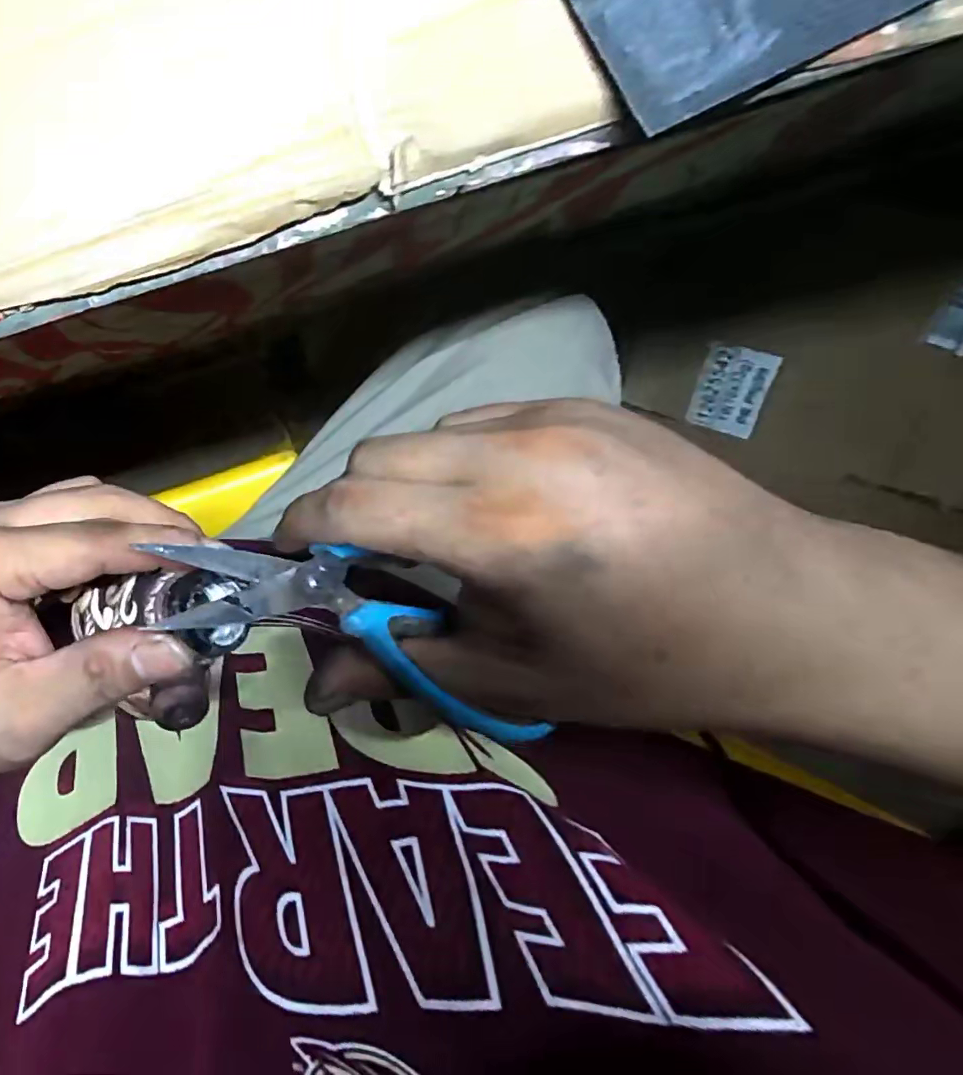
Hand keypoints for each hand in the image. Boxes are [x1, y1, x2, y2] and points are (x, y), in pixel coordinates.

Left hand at [0, 478, 204, 771]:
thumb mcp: (29, 713)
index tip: (214, 564)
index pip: (89, 540)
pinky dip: (113, 530)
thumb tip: (179, 648)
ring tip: (183, 561)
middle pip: (92, 502)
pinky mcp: (7, 533)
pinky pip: (73, 513)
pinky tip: (139, 562)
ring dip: (137, 522)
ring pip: (86, 499)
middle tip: (209, 563)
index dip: (157, 548)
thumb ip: (101, 676)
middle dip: (156, 525)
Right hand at [273, 400, 940, 741]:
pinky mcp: (583, 406)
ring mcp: (555, 422)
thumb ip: (394, 667)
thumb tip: (313, 687)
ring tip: (438, 527)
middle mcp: (519, 460)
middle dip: (346, 505)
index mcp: (499, 535)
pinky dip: (450, 461)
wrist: (802, 615)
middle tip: (367, 552)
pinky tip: (495, 499)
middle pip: (369, 459)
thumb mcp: (506, 681)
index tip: (291, 554)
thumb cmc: (642, 665)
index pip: (349, 505)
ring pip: (415, 437)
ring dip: (399, 480)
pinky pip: (471, 423)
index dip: (299, 527)